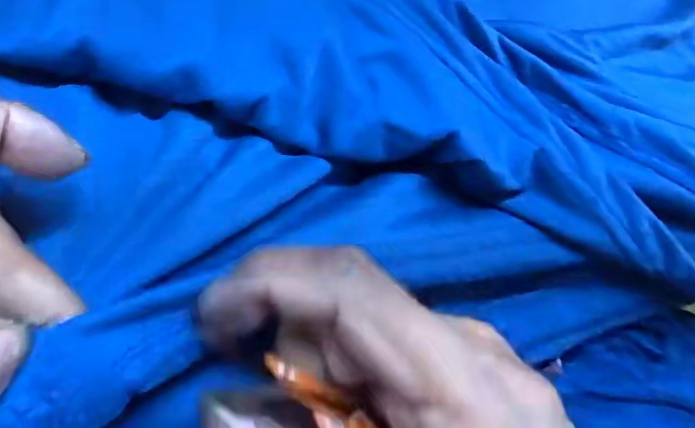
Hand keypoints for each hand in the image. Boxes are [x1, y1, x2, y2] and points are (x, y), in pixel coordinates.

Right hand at [198, 247, 571, 427]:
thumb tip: (217, 403)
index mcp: (468, 385)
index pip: (349, 283)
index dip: (264, 281)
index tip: (204, 317)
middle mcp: (481, 351)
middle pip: (356, 298)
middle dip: (287, 339)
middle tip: (258, 406)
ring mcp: (490, 362)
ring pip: (374, 323)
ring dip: (318, 365)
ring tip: (309, 419)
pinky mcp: (487, 383)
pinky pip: (398, 353)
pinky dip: (352, 378)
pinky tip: (342, 417)